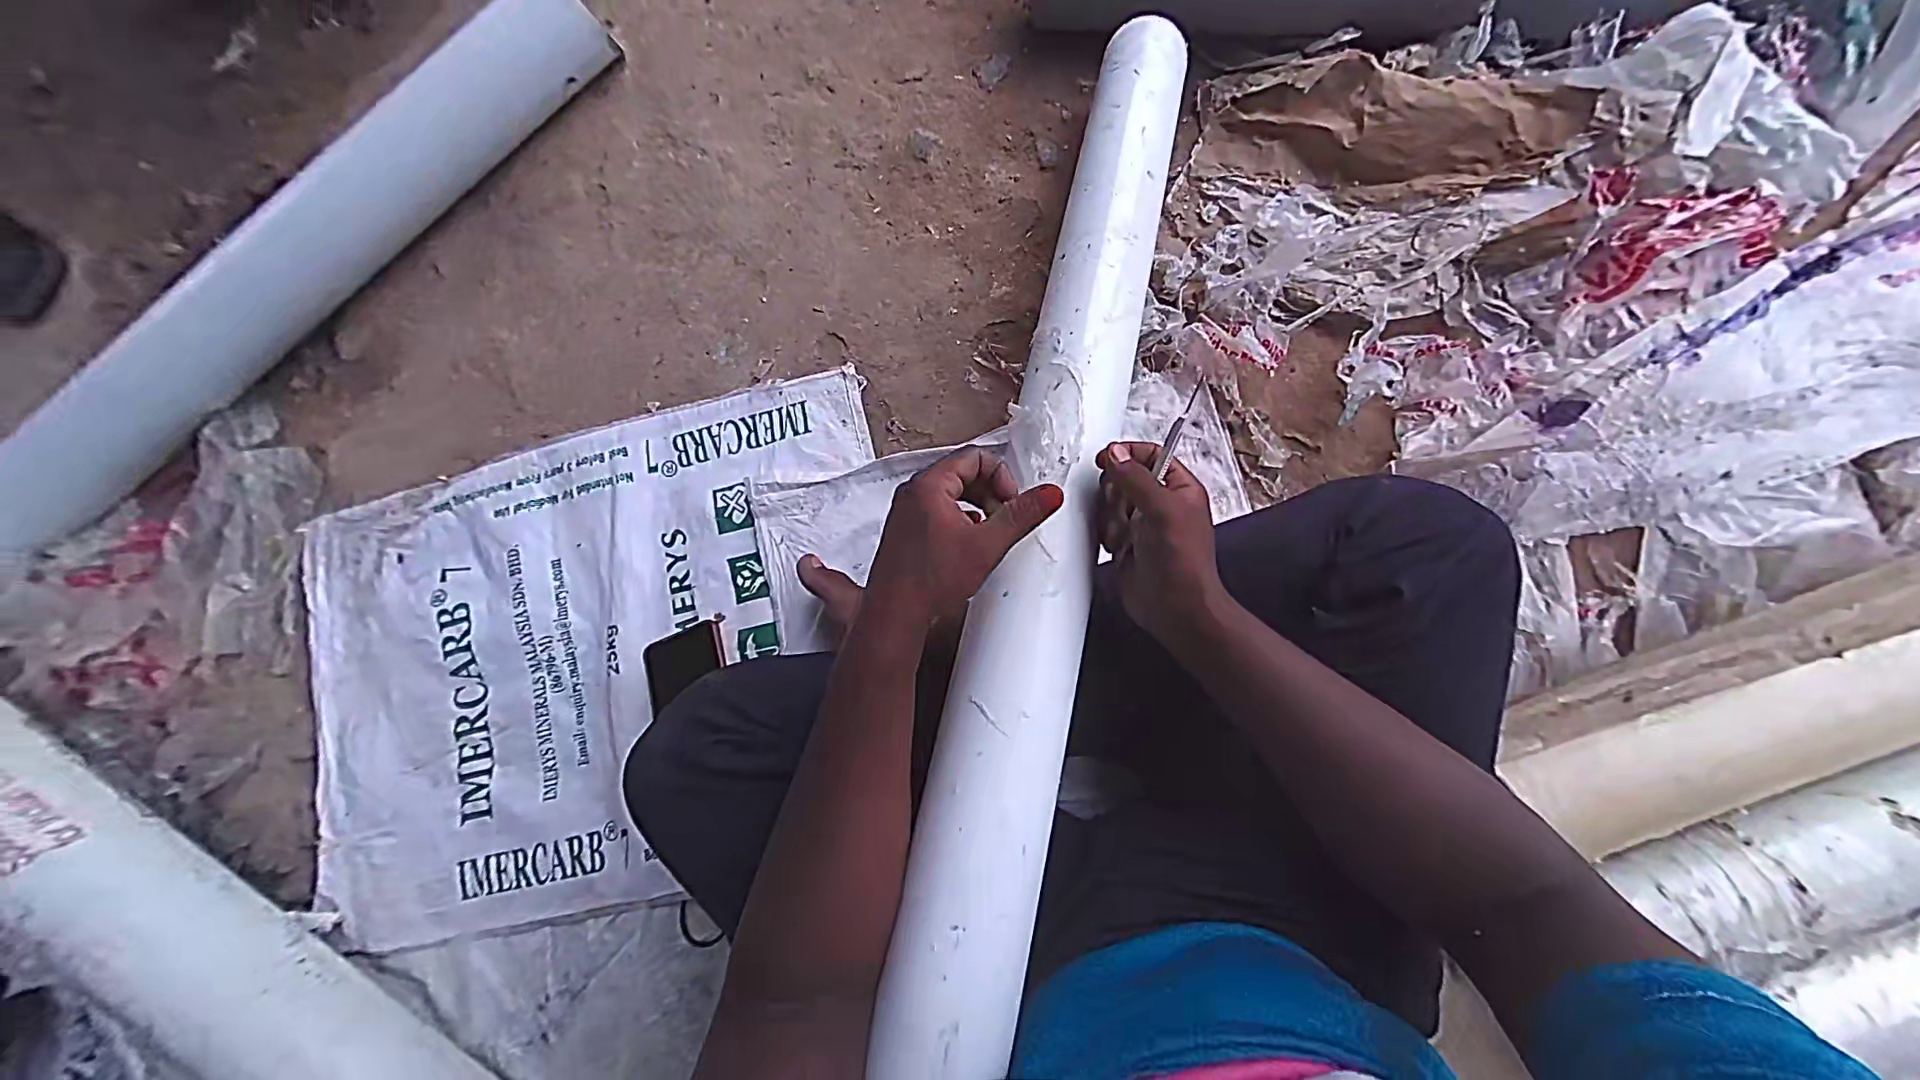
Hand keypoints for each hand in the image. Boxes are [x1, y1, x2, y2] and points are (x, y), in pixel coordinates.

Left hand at [804, 446, 1062, 627]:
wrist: (895, 613)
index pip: (975, 458)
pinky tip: (969, 543)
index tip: (1011, 502)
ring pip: (951, 492)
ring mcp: (907, 511)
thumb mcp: (987, 544)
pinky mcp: (906, 530)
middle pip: (964, 472)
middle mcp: (913, 493)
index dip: (1002, 477)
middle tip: (1004, 516)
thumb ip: (1021, 515)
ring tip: (989, 531)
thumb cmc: (927, 582)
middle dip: (991, 492)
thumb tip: (1047, 494)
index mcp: (929, 486)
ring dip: (977, 506)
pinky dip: (959, 519)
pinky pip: (938, 510)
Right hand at [1096, 441, 1226, 644]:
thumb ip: (1136, 478)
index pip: (1151, 454)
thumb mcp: (1162, 510)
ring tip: (1128, 535)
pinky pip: (1104, 526)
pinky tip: (1120, 548)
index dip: (1128, 453)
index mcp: (1179, 488)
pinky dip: (1107, 535)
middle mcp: (1160, 503)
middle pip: (1123, 478)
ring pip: (1110, 503)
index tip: (1107, 458)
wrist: (1174, 608)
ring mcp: (1141, 524)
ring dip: (1112, 518)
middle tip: (1127, 507)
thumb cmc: (1184, 564)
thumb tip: (1117, 454)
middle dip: (1117, 493)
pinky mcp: (1125, 543)